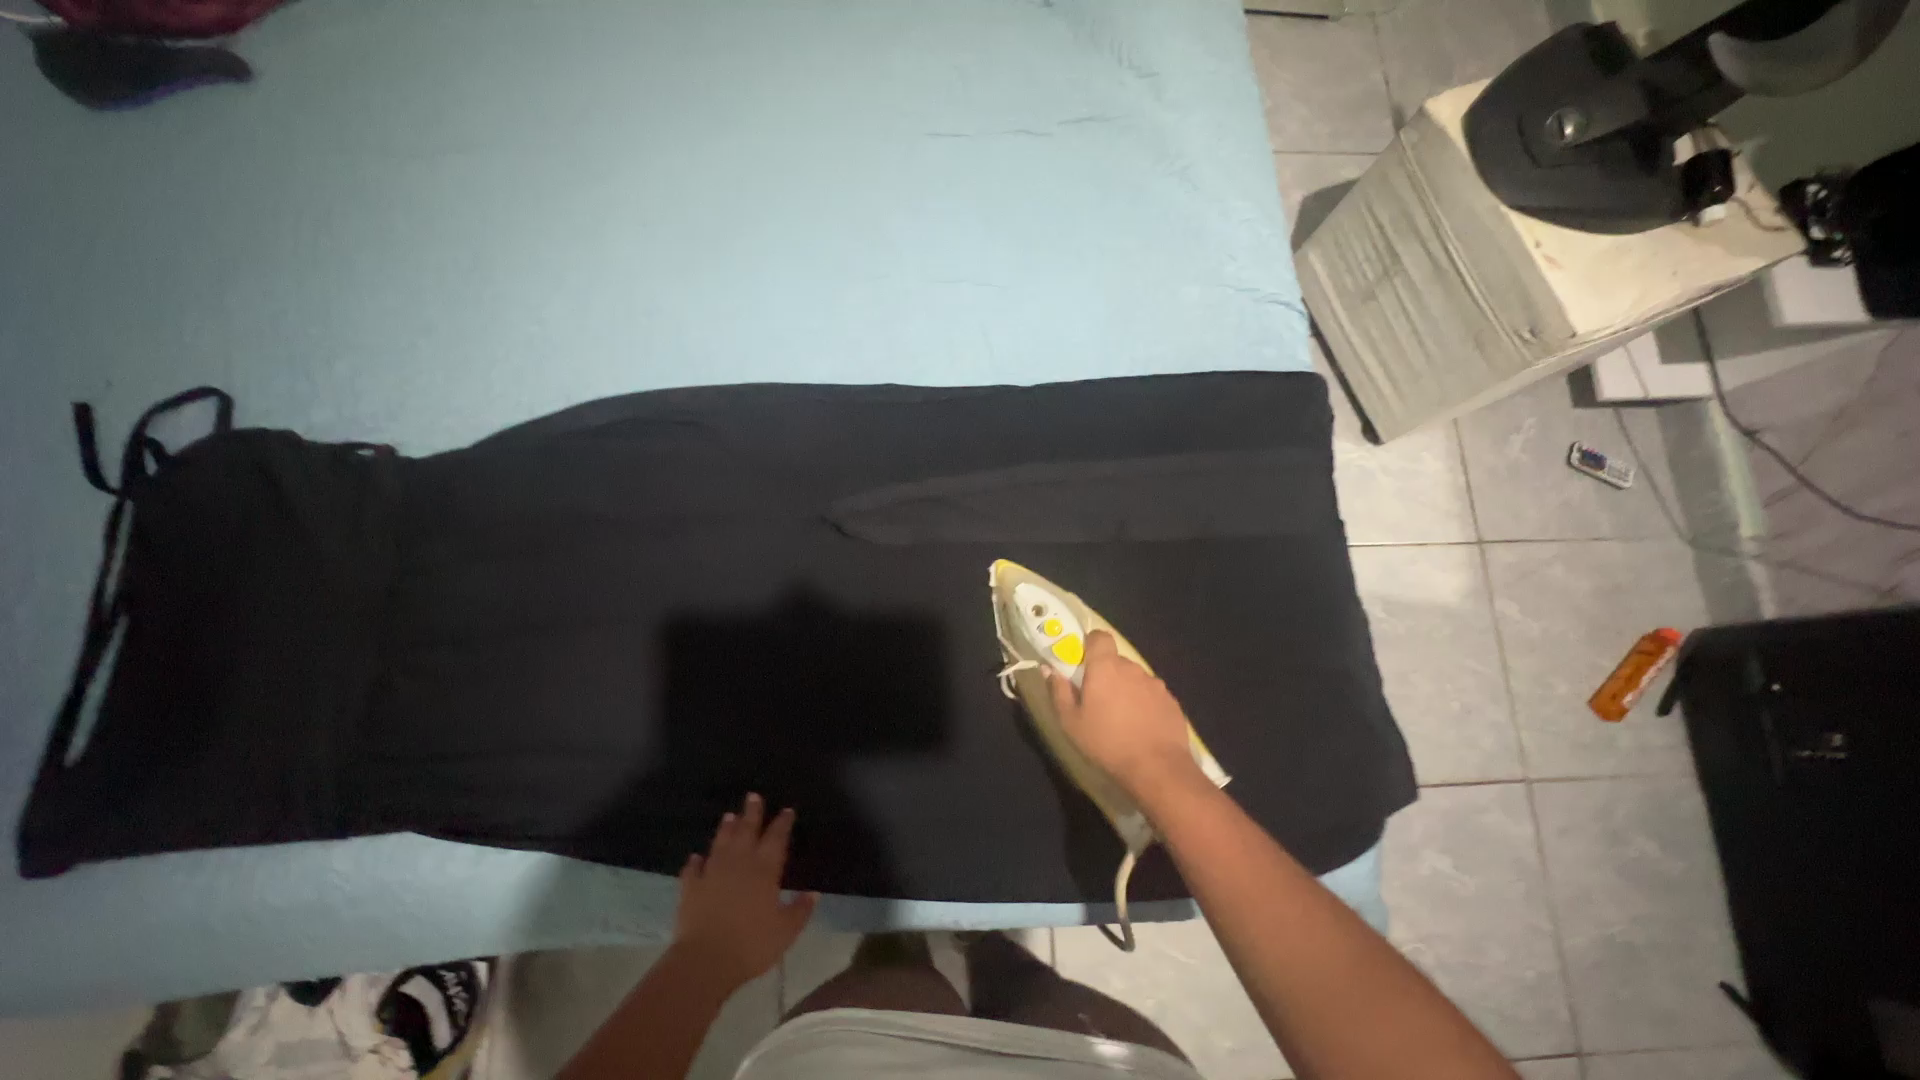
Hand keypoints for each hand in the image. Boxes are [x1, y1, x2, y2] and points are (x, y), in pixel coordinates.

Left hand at [673, 793, 818, 988]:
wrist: (705, 960)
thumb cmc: (751, 945)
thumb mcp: (786, 931)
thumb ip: (800, 910)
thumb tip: (813, 893)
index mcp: (764, 871)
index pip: (776, 839)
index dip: (782, 823)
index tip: (786, 810)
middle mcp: (738, 864)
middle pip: (746, 831)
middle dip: (752, 813)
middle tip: (753, 796)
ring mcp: (712, 874)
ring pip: (720, 844)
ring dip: (726, 829)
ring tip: (729, 815)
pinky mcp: (690, 888)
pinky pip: (692, 870)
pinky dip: (694, 862)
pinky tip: (695, 857)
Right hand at [1047, 630, 1208, 802]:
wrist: (1157, 767)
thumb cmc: (1106, 742)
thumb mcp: (1071, 722)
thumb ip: (1059, 692)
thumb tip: (1049, 669)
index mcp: (1105, 667)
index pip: (1099, 636)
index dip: (1090, 644)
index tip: (1082, 662)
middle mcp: (1132, 668)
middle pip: (1116, 661)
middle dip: (1106, 674)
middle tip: (1097, 700)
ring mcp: (1155, 684)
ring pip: (1135, 679)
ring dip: (1126, 690)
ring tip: (1121, 718)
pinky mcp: (1171, 701)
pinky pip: (1152, 695)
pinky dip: (1144, 705)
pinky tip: (1141, 727)